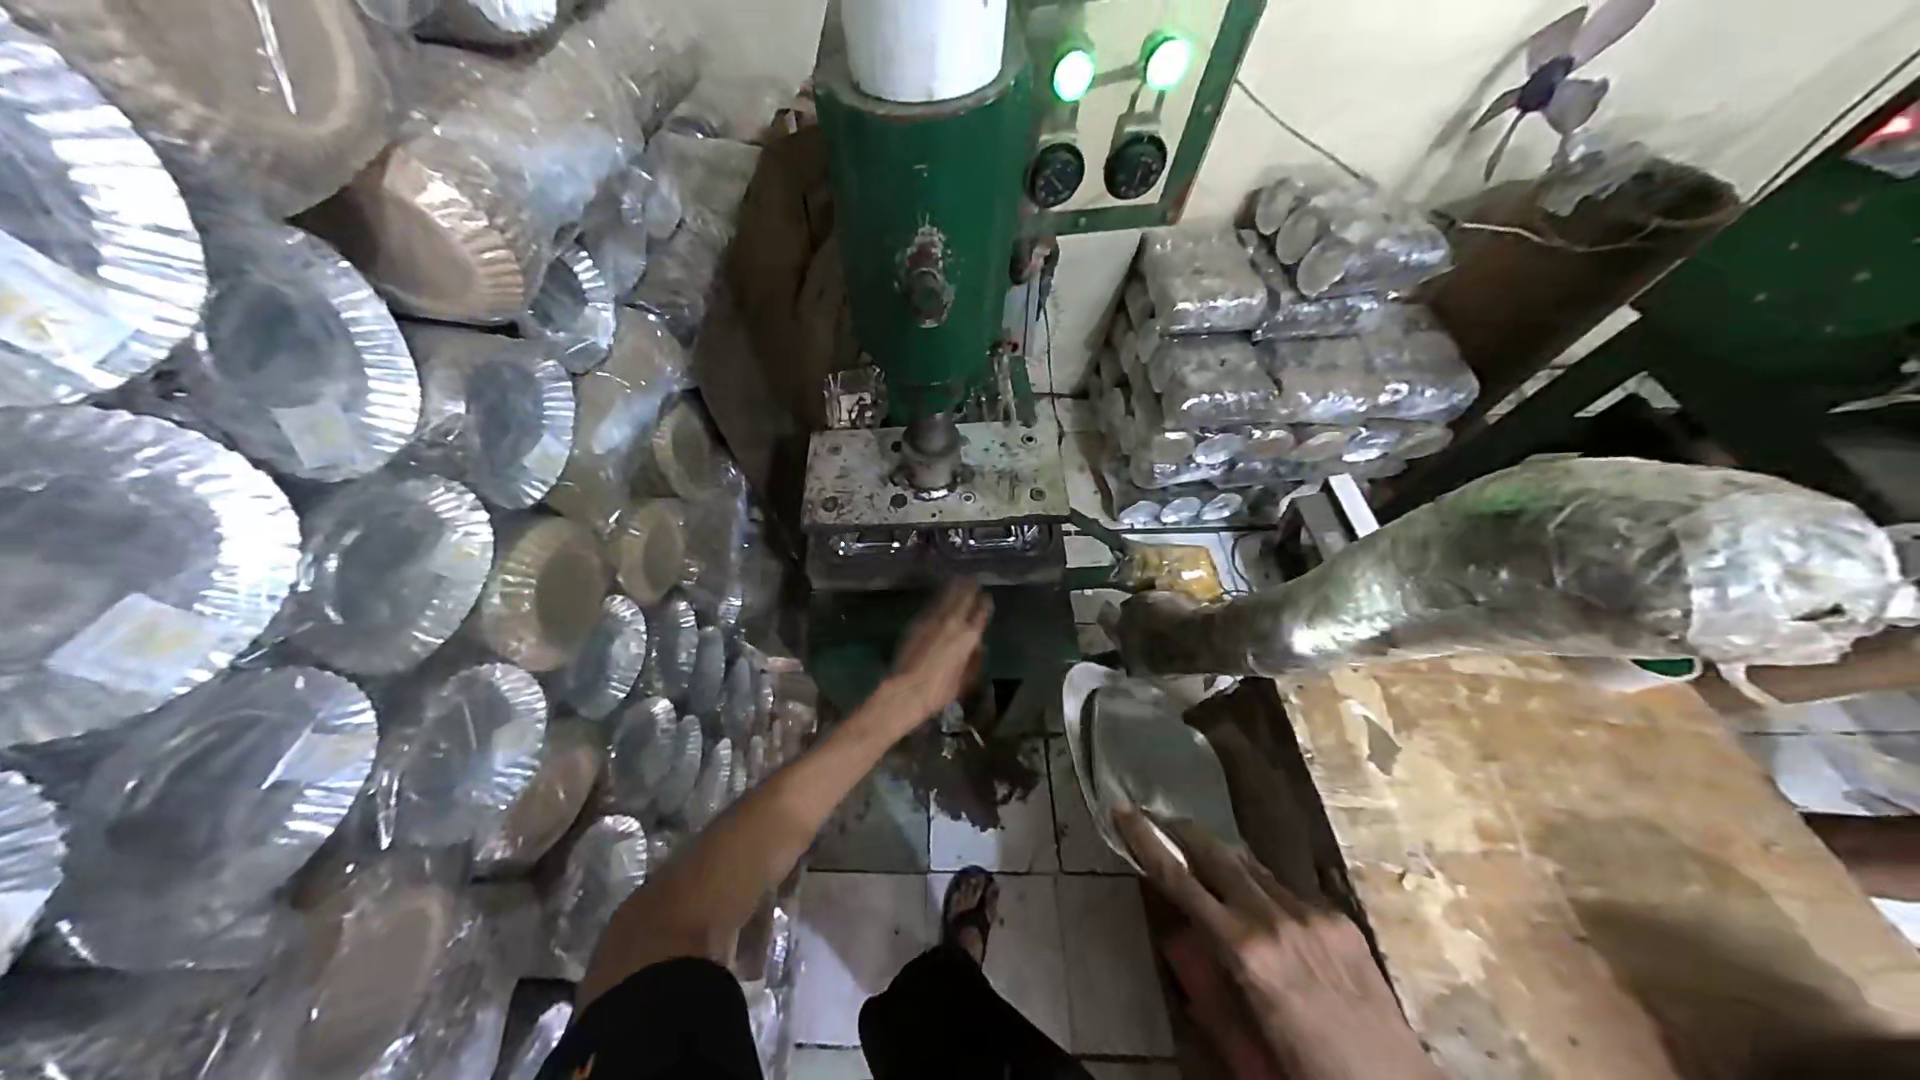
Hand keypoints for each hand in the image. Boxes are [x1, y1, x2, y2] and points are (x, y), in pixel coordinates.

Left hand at [873, 580, 990, 733]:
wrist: (908, 689)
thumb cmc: (939, 691)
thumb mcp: (965, 680)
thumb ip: (974, 660)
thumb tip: (980, 646)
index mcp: (969, 637)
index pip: (981, 614)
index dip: (985, 604)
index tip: (987, 596)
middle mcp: (953, 623)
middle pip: (964, 599)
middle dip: (969, 588)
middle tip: (973, 578)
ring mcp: (933, 620)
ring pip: (947, 597)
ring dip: (954, 587)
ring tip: (958, 578)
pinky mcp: (917, 622)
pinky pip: (932, 604)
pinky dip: (938, 596)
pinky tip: (939, 593)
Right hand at [1114, 806, 1440, 1079]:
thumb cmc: (1303, 1073)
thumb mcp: (1240, 1035)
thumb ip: (1205, 980)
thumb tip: (1175, 935)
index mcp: (1244, 951)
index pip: (1181, 882)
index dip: (1147, 843)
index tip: (1124, 811)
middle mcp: (1275, 918)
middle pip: (1217, 854)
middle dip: (1185, 833)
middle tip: (1162, 821)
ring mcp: (1312, 913)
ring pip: (1252, 866)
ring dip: (1224, 859)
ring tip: (1208, 863)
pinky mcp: (1340, 918)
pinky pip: (1287, 888)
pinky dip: (1263, 888)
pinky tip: (1265, 911)